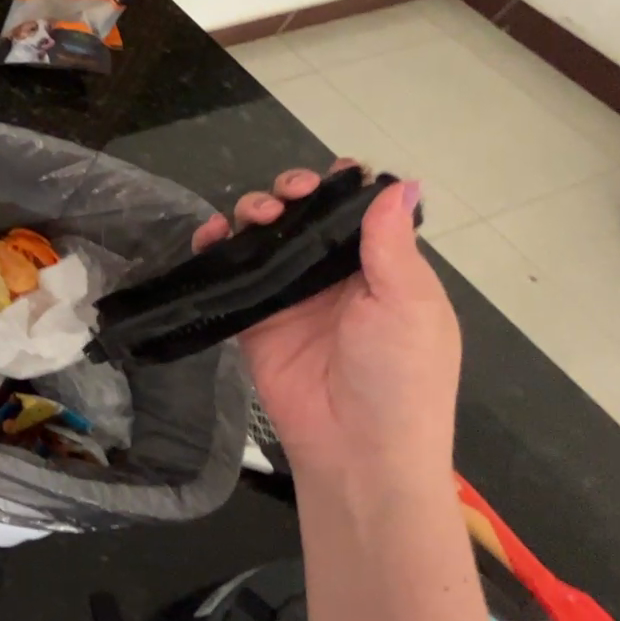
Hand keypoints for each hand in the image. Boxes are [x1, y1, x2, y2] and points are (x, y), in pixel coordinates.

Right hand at [190, 162, 460, 480]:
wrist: (354, 445)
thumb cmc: (398, 375)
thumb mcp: (410, 308)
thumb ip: (392, 247)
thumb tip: (397, 183)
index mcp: (380, 271)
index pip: (356, 214)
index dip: (340, 187)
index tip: (327, 175)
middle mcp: (330, 276)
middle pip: (303, 217)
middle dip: (289, 193)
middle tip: (283, 198)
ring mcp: (286, 294)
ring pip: (262, 236)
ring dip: (252, 212)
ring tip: (250, 217)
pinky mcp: (248, 314)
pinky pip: (227, 271)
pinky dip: (213, 245)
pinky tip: (209, 234)